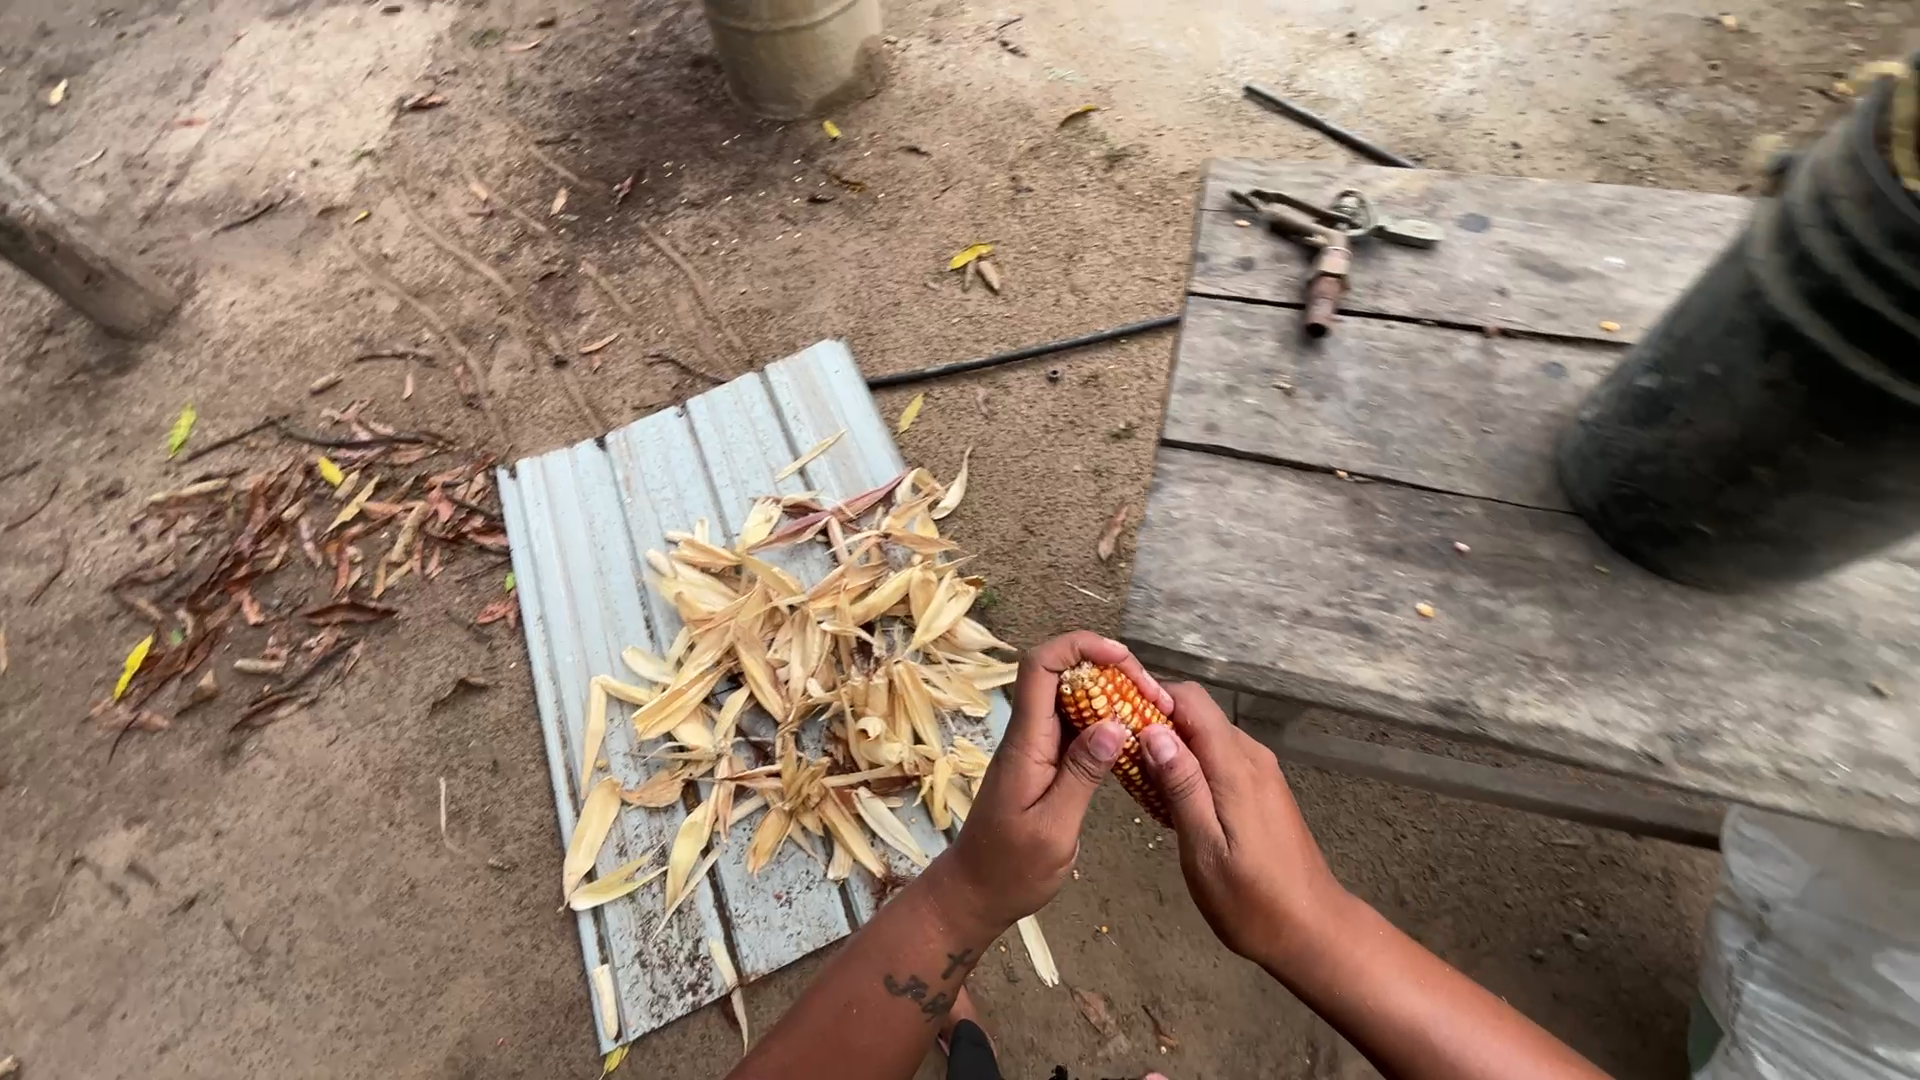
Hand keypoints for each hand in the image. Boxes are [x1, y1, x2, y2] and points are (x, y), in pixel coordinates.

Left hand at [937, 631, 1174, 933]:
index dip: (1078, 646)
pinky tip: (1137, 735)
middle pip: (1063, 674)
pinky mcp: (1047, 761)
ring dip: (1113, 694)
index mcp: (1025, 742)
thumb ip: (1081, 775)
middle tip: (1154, 695)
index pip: (1039, 667)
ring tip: (1154, 709)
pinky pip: (1078, 725)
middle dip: (1110, 669)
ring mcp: (1037, 746)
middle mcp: (1029, 734)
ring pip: (1073, 697)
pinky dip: (1108, 721)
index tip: (1122, 657)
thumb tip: (1114, 722)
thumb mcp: (1053, 829)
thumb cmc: (1011, 868)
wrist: (977, 891)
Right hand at [1136, 684, 1346, 968]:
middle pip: (1196, 712)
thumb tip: (1153, 730)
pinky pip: (1217, 754)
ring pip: (1205, 732)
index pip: (1191, 699)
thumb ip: (1181, 787)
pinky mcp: (1261, 786)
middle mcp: (1251, 755)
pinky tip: (1167, 793)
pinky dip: (1187, 761)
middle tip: (1115, 746)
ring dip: (1169, 742)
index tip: (1113, 711)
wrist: (1316, 934)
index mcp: (1236, 766)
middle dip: (1153, 718)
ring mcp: (1260, 770)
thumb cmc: (1254, 902)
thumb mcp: (1206, 850)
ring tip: (1134, 771)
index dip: (1150, 694)